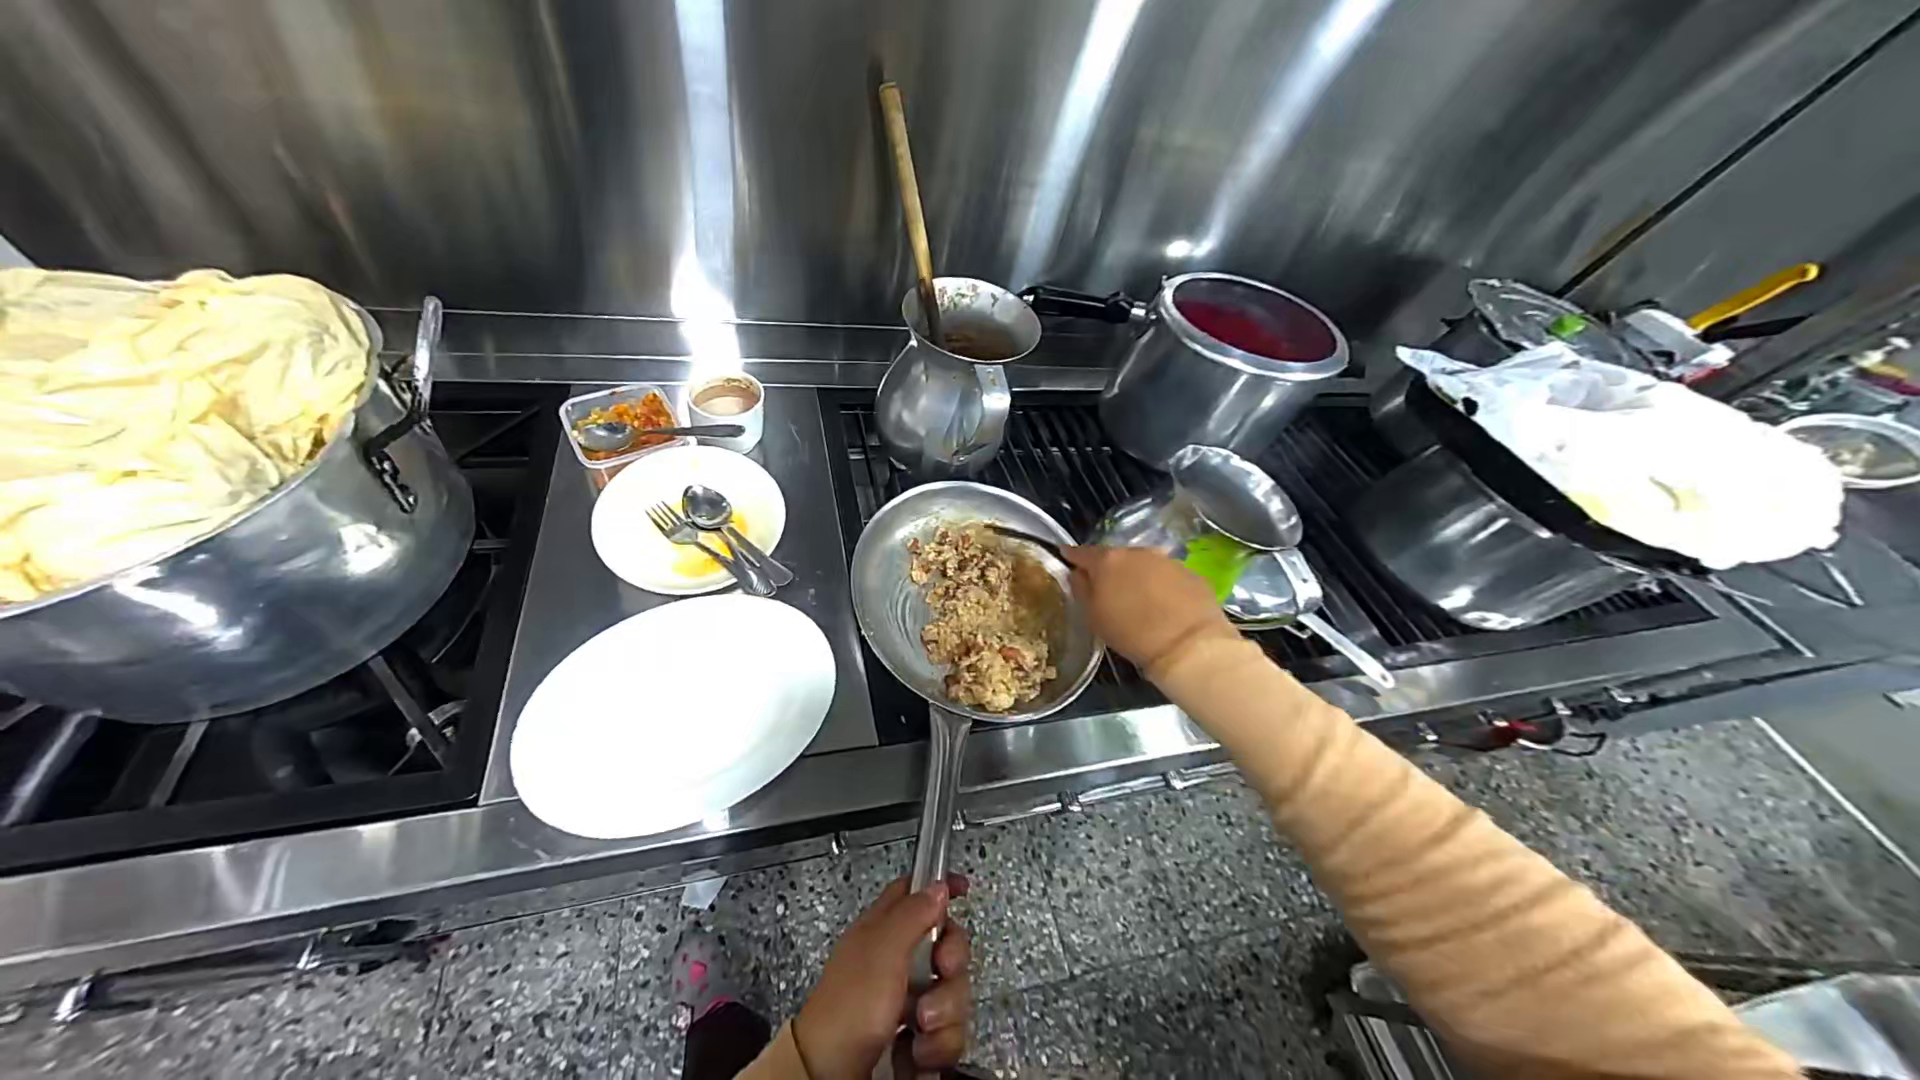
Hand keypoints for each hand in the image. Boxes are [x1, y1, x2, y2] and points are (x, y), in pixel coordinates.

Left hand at [793, 875, 972, 1078]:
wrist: (830, 1077)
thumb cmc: (851, 1006)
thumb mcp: (882, 950)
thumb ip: (912, 913)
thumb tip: (939, 885)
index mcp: (884, 929)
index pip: (915, 892)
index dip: (939, 886)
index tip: (963, 889)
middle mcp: (899, 960)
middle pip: (947, 945)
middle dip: (953, 964)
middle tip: (940, 973)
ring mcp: (909, 1000)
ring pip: (953, 992)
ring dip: (944, 1015)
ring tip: (919, 1030)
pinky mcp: (917, 1037)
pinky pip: (948, 1032)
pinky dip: (936, 1047)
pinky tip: (915, 1055)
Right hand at [1064, 545, 1238, 668]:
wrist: (1189, 645)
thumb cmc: (1132, 633)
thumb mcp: (1094, 617)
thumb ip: (1082, 589)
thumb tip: (1078, 574)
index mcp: (1108, 560)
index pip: (1082, 552)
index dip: (1072, 556)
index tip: (1066, 557)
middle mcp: (1137, 552)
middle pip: (1115, 556)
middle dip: (1109, 569)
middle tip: (1106, 588)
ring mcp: (1167, 560)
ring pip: (1143, 564)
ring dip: (1136, 576)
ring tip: (1136, 599)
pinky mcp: (1190, 573)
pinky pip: (1166, 576)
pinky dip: (1161, 585)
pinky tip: (1163, 605)